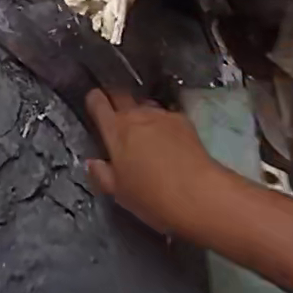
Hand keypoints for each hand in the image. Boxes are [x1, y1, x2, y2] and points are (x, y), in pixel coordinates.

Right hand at [85, 89, 230, 238]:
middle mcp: (136, 114)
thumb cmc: (152, 197)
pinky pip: (166, 116)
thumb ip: (102, 175)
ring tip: (146, 134)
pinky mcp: (183, 120)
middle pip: (120, 95)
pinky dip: (164, 125)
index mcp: (115, 129)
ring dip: (141, 115)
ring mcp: (161, 114)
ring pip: (144, 106)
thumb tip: (92, 163)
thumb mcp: (120, 194)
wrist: (199, 195)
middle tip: (117, 120)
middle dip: (116, 102)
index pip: (97, 101)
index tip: (94, 106)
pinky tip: (171, 143)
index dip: (94, 100)